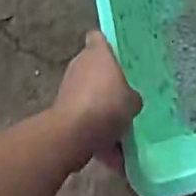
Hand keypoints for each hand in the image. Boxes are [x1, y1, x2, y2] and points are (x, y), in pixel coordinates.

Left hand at [50, 30, 140, 170]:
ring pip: (89, 97)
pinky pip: (84, 120)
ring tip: (122, 135)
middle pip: (94, 69)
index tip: (117, 57)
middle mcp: (80, 64)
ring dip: (101, 112)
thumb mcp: (132, 101)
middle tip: (124, 99)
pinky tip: (114, 157)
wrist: (74, 133)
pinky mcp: (62, 111)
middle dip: (107, 84)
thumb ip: (132, 97)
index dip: (106, 45)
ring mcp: (68, 88)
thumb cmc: (106, 104)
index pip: (98, 37)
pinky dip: (96, 135)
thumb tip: (130, 100)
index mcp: (97, 52)